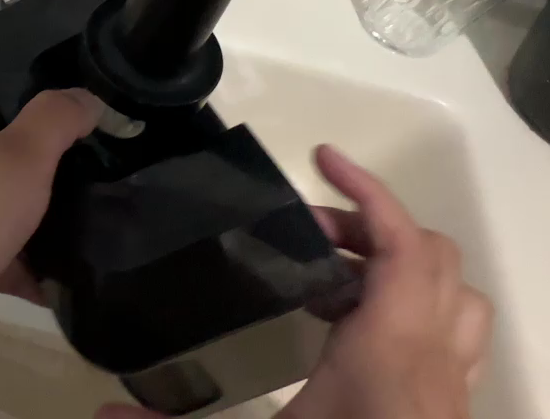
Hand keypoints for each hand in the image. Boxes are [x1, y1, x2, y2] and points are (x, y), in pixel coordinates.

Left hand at [0, 91, 101, 332]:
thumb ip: (55, 120)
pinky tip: (66, 280)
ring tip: (83, 224)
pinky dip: (26, 269)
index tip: (46, 122)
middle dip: (23, 168)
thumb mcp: (22, 152)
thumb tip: (86, 96)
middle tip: (76, 174)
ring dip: (28, 222)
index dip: (0, 107)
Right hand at [282, 144, 492, 418]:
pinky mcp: (448, 407)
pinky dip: (405, 301)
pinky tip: (346, 323)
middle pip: (431, 258)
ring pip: (454, 294)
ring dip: (398, 262)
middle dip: (365, 223)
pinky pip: (447, 329)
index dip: (368, 191)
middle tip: (300, 228)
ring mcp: (449, 387)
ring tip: (328, 266)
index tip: (320, 156)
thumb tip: (95, 412)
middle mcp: (432, 362)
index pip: (402, 249)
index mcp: (388, 354)